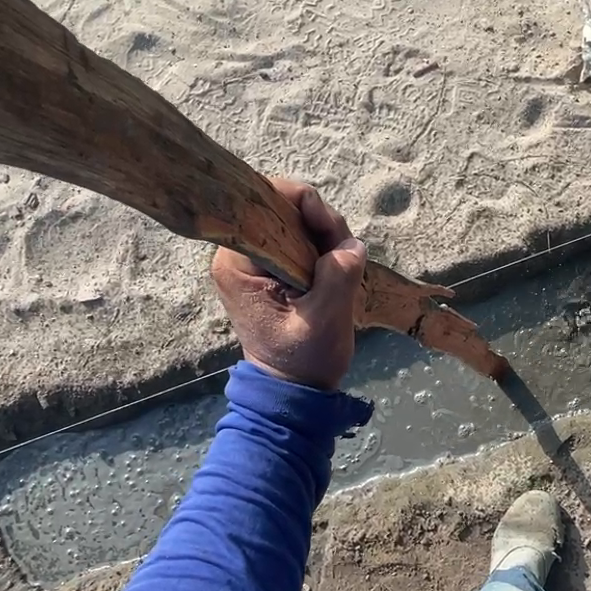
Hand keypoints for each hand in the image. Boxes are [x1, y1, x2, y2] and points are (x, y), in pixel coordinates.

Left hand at [210, 178, 366, 390]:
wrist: (295, 388)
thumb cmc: (302, 360)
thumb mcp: (323, 321)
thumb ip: (336, 277)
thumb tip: (353, 245)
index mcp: (238, 261)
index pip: (267, 202)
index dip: (307, 208)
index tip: (334, 237)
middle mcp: (242, 251)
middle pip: (287, 208)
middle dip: (324, 227)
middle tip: (344, 261)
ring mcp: (260, 258)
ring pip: (300, 223)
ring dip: (329, 241)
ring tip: (342, 273)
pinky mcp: (276, 267)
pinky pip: (304, 241)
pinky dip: (326, 251)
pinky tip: (336, 275)